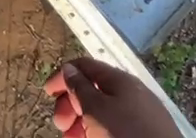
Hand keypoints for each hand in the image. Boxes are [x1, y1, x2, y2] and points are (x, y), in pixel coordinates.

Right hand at [44, 57, 180, 137]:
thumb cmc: (127, 135)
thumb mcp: (96, 109)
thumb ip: (79, 87)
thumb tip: (69, 69)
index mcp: (121, 81)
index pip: (85, 66)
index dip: (63, 75)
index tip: (47, 92)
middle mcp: (133, 95)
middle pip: (93, 90)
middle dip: (71, 105)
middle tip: (59, 123)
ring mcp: (143, 118)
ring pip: (104, 113)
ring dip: (82, 123)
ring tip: (72, 137)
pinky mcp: (148, 136)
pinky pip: (117, 128)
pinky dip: (99, 133)